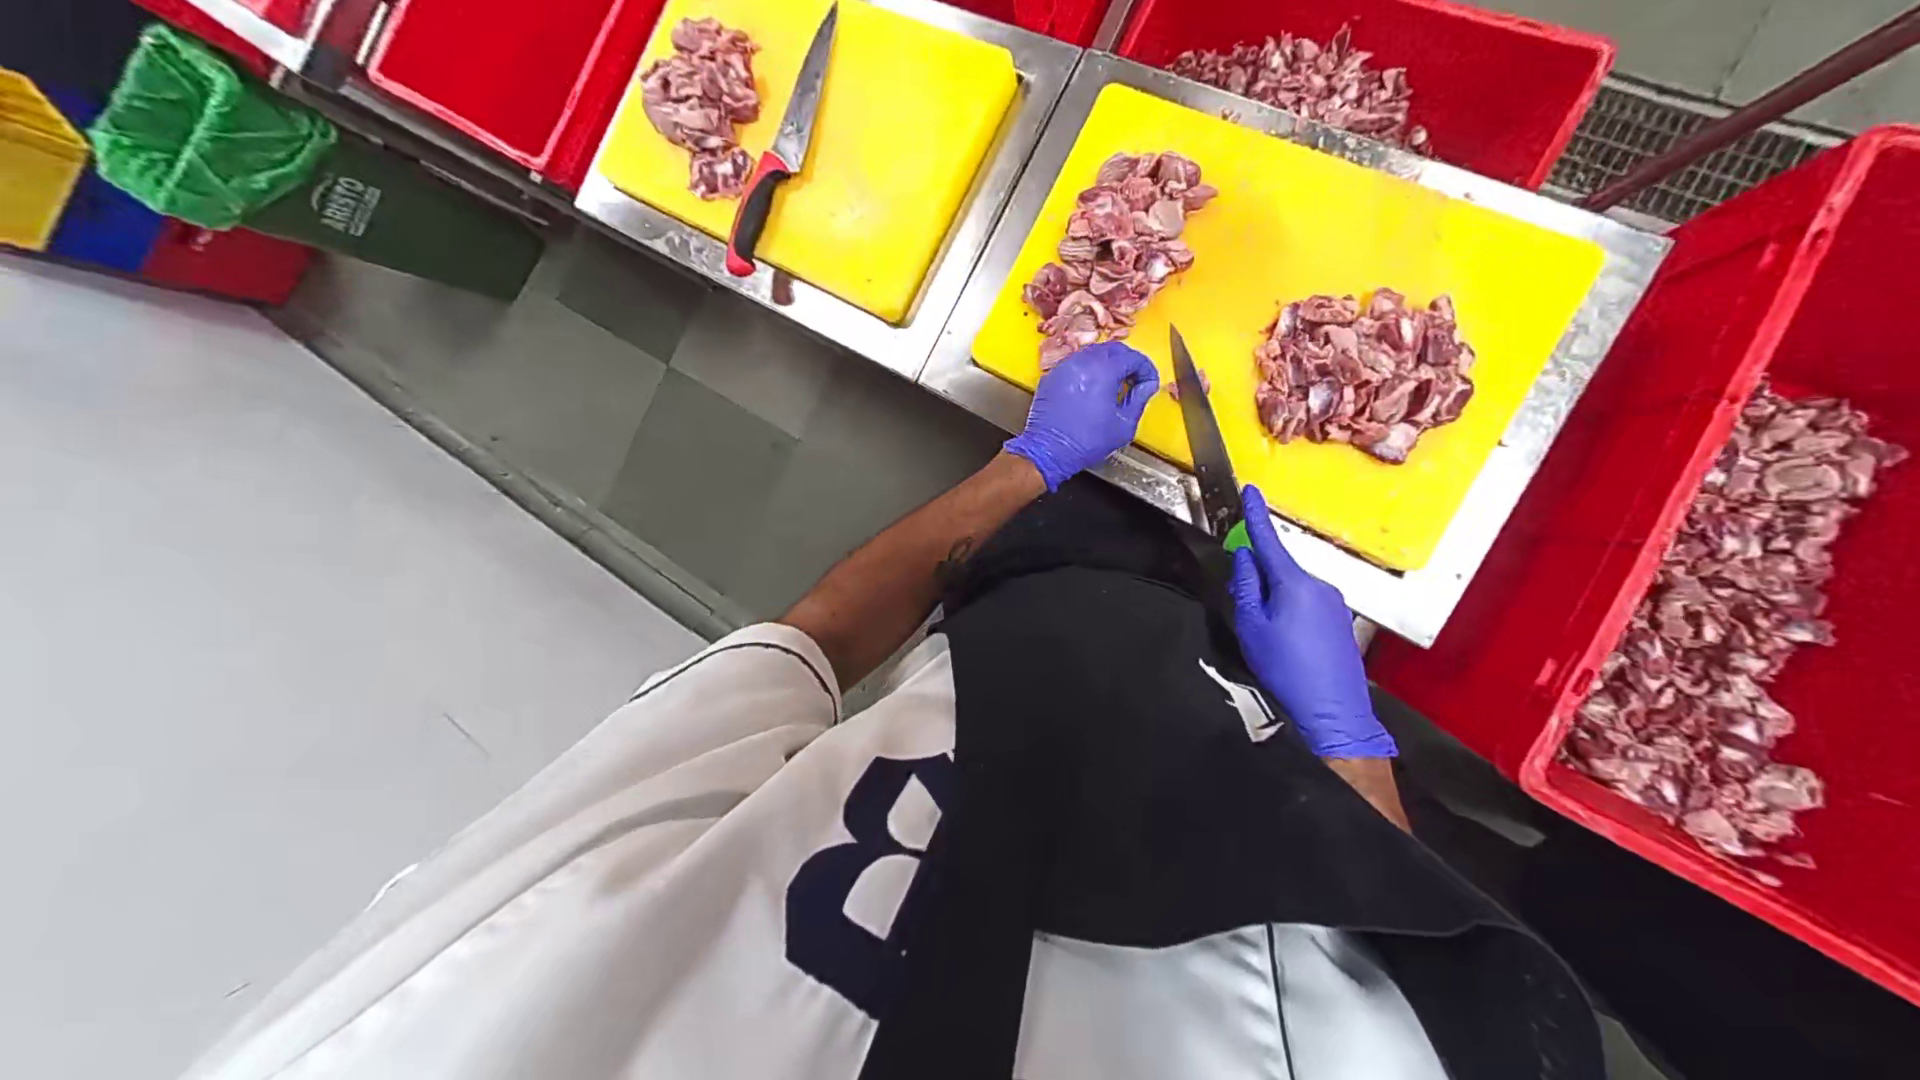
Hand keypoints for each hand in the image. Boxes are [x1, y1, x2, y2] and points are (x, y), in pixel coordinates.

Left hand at [1004, 341, 1159, 491]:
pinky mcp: (1051, 376)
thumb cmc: (1087, 442)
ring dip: (1107, 364)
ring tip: (1114, 384)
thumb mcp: (1123, 425)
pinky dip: (1088, 369)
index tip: (1149, 382)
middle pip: (1113, 349)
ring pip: (1092, 353)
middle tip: (1134, 380)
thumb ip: (1139, 400)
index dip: (1147, 369)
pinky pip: (1075, 364)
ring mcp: (1064, 366)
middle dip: (1128, 362)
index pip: (1133, 358)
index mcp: (1104, 371)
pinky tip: (1092, 388)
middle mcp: (1083, 361)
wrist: (1049, 450)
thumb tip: (1147, 386)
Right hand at [1229, 485, 1395, 758]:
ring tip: (1262, 630)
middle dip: (1257, 574)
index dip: (1255, 515)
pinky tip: (1283, 638)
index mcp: (1294, 583)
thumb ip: (1245, 586)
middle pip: (1279, 567)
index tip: (1250, 490)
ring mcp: (1334, 602)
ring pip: (1292, 587)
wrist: (1334, 709)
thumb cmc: (1285, 666)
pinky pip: (1307, 602)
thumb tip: (1245, 556)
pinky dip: (1288, 609)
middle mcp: (1319, 585)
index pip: (1269, 540)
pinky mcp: (1339, 620)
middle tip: (1239, 599)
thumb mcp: (1251, 625)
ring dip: (1272, 596)